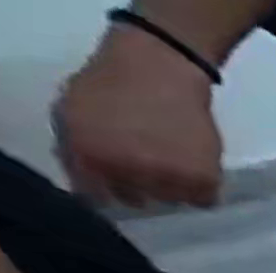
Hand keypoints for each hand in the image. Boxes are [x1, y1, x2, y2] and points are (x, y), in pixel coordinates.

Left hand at [54, 27, 223, 207]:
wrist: (159, 68)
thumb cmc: (110, 86)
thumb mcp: (70, 112)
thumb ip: (73, 151)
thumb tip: (86, 188)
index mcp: (93, 156)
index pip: (96, 199)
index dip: (102, 190)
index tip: (110, 179)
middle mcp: (132, 172)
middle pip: (136, 201)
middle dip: (137, 186)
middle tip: (142, 161)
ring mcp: (171, 178)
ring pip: (170, 201)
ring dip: (170, 187)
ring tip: (170, 159)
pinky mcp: (205, 180)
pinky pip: (202, 200)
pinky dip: (198, 189)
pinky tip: (192, 166)